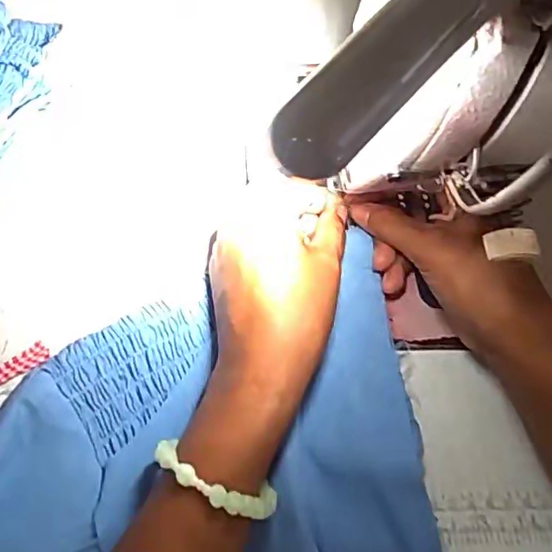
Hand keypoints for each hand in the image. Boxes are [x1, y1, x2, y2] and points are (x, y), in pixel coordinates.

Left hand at [208, 179, 346, 393]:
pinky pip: (243, 238)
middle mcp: (231, 222)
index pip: (292, 185)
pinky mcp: (218, 266)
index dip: (318, 196)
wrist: (260, 366)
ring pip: (255, 216)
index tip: (333, 212)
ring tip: (305, 251)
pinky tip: (283, 268)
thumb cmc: (296, 319)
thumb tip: (333, 210)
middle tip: (322, 229)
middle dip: (297, 208)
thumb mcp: (328, 263)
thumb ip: (331, 225)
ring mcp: (220, 244)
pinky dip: (263, 242)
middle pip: (269, 196)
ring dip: (280, 224)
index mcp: (258, 213)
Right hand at [350, 202, 551, 378]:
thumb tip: (356, 205)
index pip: (414, 180)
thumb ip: (391, 225)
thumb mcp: (431, 250)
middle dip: (385, 234)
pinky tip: (395, 288)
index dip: (383, 188)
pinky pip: (413, 259)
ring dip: (391, 257)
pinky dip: (401, 272)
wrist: (512, 336)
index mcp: (460, 200)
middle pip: (406, 211)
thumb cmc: (478, 283)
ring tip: (388, 281)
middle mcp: (455, 216)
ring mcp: (451, 243)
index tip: (354, 199)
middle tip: (377, 258)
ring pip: (407, 238)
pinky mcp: (446, 268)